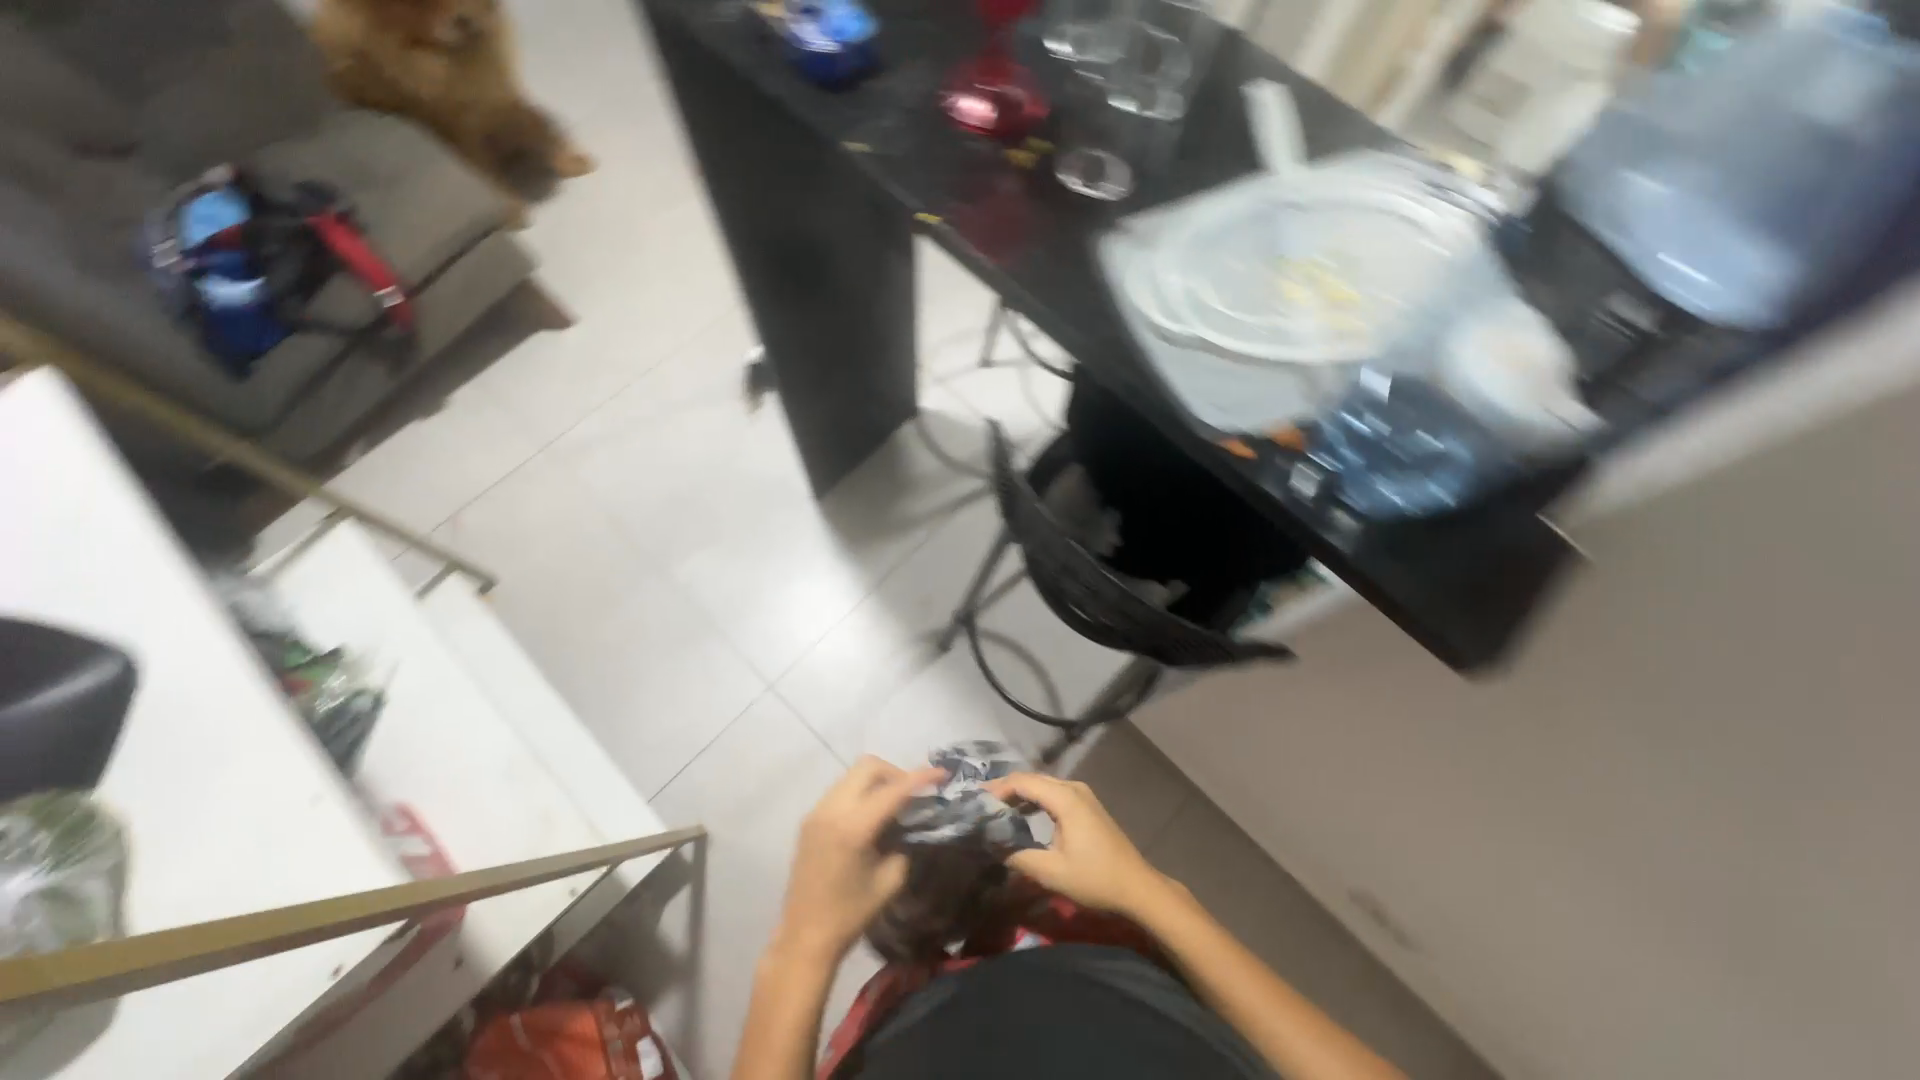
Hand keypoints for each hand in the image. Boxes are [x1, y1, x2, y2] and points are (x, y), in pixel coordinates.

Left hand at [775, 757, 944, 963]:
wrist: (806, 936)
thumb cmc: (851, 914)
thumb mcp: (890, 880)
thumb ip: (904, 843)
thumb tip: (911, 822)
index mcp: (853, 827)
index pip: (894, 789)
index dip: (921, 778)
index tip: (943, 774)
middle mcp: (831, 810)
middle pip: (868, 766)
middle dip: (896, 773)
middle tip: (915, 795)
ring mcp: (816, 812)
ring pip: (852, 775)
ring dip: (877, 782)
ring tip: (895, 805)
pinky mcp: (809, 820)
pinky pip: (840, 790)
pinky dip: (861, 793)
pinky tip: (873, 816)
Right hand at [985, 773, 1172, 917]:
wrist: (1137, 887)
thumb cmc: (1095, 879)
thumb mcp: (1051, 872)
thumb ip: (1018, 856)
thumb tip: (991, 846)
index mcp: (1065, 798)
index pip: (1022, 782)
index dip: (997, 789)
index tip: (975, 802)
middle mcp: (1074, 788)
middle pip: (1032, 779)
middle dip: (1005, 789)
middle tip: (980, 806)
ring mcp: (1082, 796)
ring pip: (1043, 785)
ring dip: (1019, 794)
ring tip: (995, 810)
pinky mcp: (1086, 806)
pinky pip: (1053, 794)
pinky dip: (1034, 800)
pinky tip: (1021, 815)